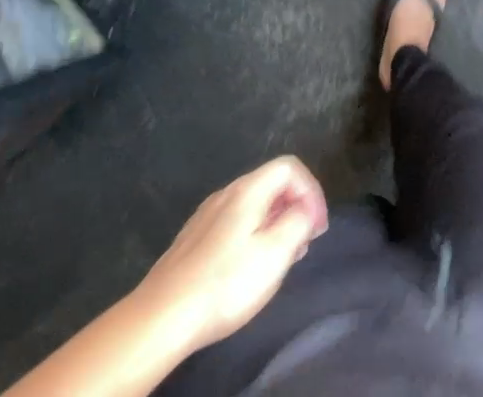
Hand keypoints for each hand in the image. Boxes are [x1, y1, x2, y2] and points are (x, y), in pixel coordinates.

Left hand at [136, 156, 328, 352]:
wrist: (163, 315)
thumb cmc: (226, 283)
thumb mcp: (275, 254)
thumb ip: (298, 222)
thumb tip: (306, 207)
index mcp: (247, 191)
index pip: (289, 168)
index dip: (312, 191)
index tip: (318, 228)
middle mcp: (225, 194)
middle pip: (271, 183)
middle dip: (296, 207)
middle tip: (306, 244)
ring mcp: (207, 215)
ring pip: (254, 205)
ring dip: (277, 222)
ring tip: (285, 258)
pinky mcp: (196, 238)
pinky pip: (236, 222)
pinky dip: (256, 234)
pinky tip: (252, 267)